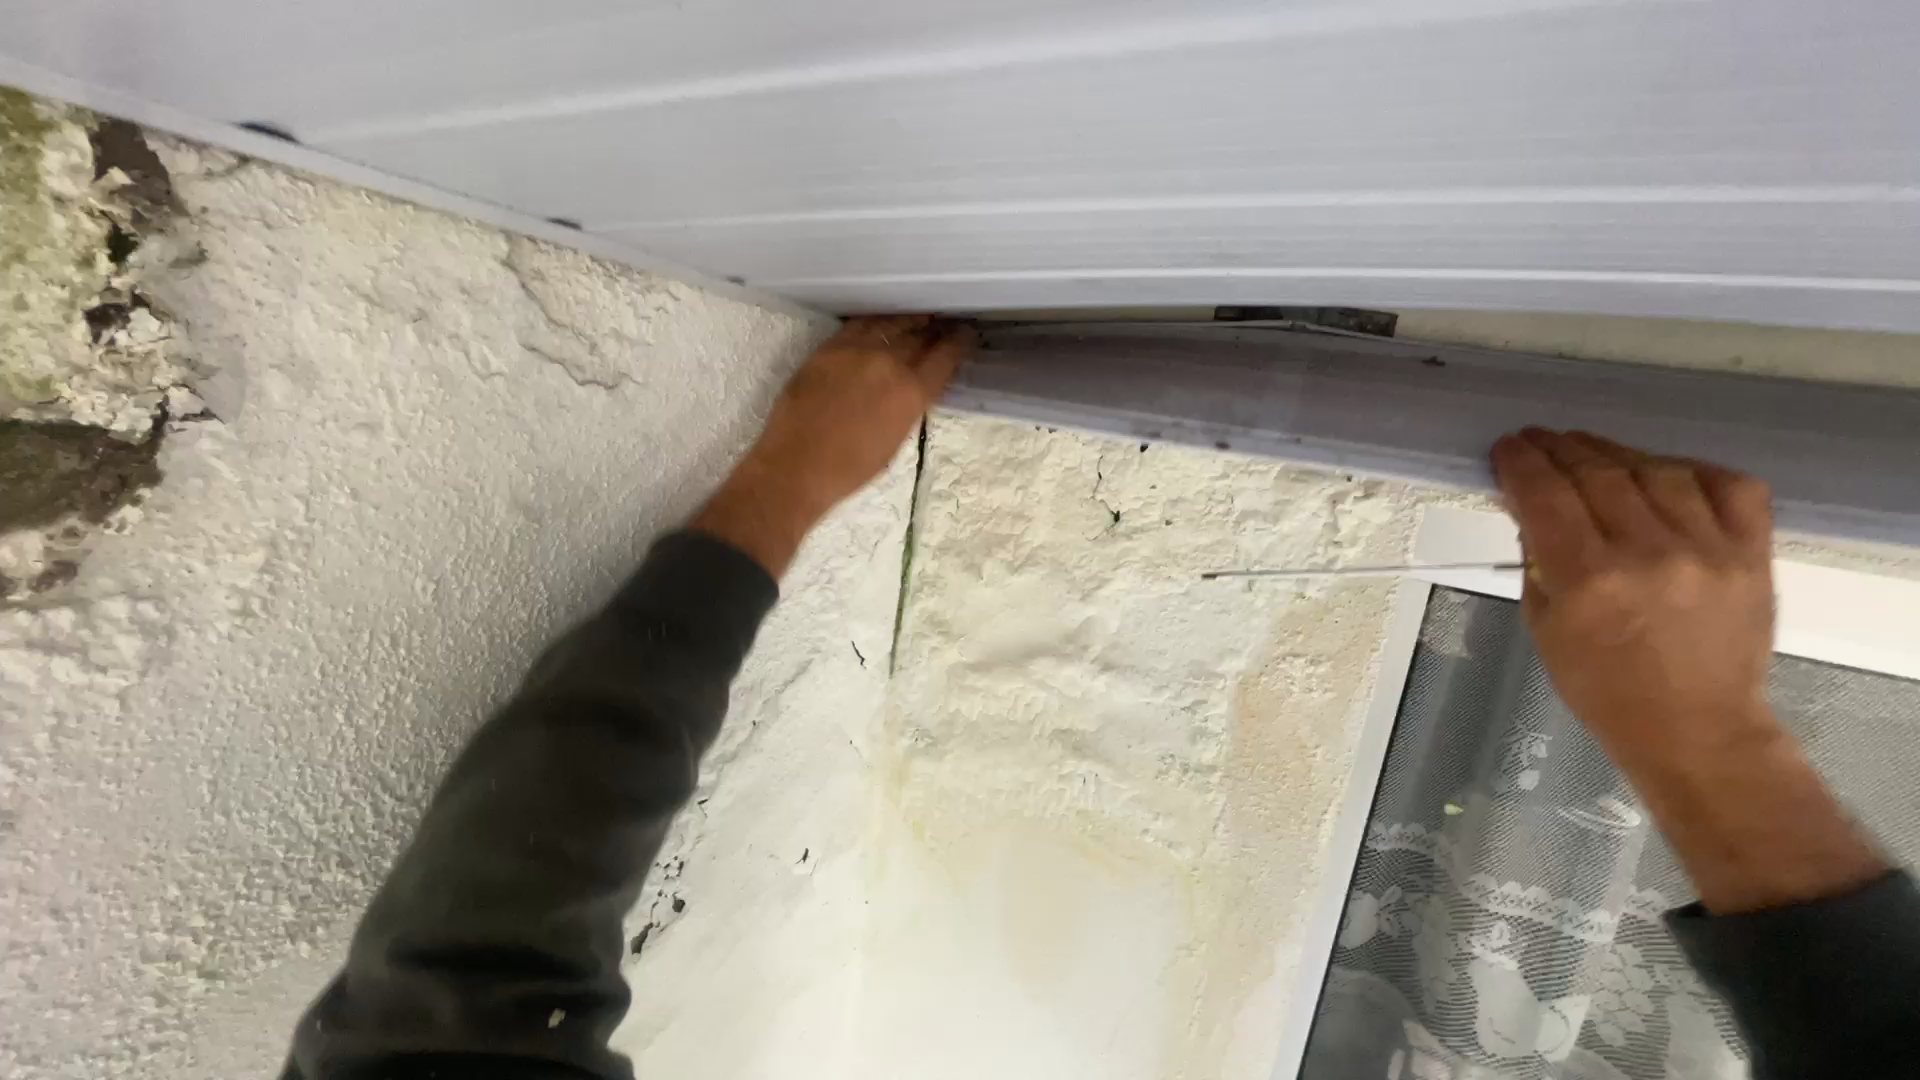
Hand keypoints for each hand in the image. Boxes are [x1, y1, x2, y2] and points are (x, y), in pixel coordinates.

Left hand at [693, 316, 973, 577]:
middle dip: (935, 329)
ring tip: (918, 318)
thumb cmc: (850, 469)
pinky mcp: (828, 349)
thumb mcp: (896, 441)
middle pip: (919, 336)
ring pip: (890, 324)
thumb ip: (909, 406)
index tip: (965, 336)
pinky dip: (875, 322)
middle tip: (943, 324)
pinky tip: (880, 323)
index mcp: (911, 393)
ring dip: (907, 320)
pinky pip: (858, 326)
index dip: (958, 344)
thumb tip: (915, 387)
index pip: (945, 358)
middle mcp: (888, 364)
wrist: (797, 468)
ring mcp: (855, 352)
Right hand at [1490, 428, 1776, 767]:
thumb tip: (1531, 507)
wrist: (1692, 725)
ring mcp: (1708, 550)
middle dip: (1560, 449)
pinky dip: (1692, 469)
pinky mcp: (1753, 554)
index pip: (1545, 495)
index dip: (1521, 462)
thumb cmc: (1597, 682)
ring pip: (1657, 471)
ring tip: (1589, 451)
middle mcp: (1648, 553)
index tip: (1507, 447)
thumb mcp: (1541, 621)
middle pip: (1597, 474)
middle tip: (1538, 440)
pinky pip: (1731, 487)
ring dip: (1614, 453)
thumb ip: (1538, 558)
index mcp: (1586, 578)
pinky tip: (1662, 471)